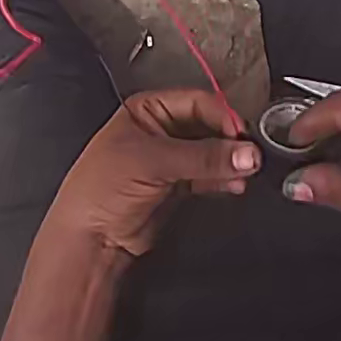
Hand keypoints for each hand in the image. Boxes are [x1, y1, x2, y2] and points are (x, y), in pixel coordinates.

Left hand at [42, 88, 260, 256]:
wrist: (91, 239)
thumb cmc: (100, 190)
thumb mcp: (152, 162)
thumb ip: (203, 157)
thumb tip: (245, 153)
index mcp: (147, 109)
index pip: (197, 102)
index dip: (223, 116)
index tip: (243, 134)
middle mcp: (161, 130)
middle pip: (209, 126)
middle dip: (230, 140)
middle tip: (249, 153)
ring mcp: (171, 159)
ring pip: (212, 152)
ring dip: (230, 161)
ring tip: (246, 171)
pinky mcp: (179, 185)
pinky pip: (210, 176)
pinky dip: (225, 179)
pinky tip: (236, 183)